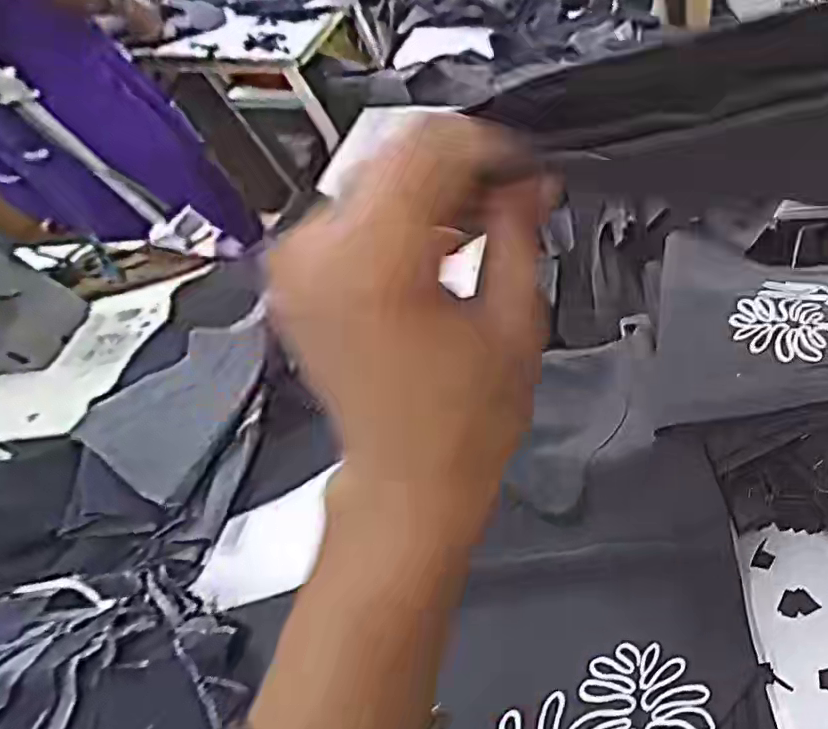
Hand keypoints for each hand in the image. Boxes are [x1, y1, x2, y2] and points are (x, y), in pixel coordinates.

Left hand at [267, 115, 553, 529]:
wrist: (411, 480)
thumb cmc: (460, 431)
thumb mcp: (514, 328)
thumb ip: (519, 241)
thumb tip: (529, 190)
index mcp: (375, 265)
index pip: (428, 151)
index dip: (488, 149)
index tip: (523, 166)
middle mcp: (317, 255)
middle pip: (393, 158)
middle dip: (461, 171)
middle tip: (514, 198)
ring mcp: (298, 267)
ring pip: (370, 184)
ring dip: (432, 196)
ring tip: (485, 228)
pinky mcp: (297, 281)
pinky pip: (349, 220)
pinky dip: (400, 222)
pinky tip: (443, 249)